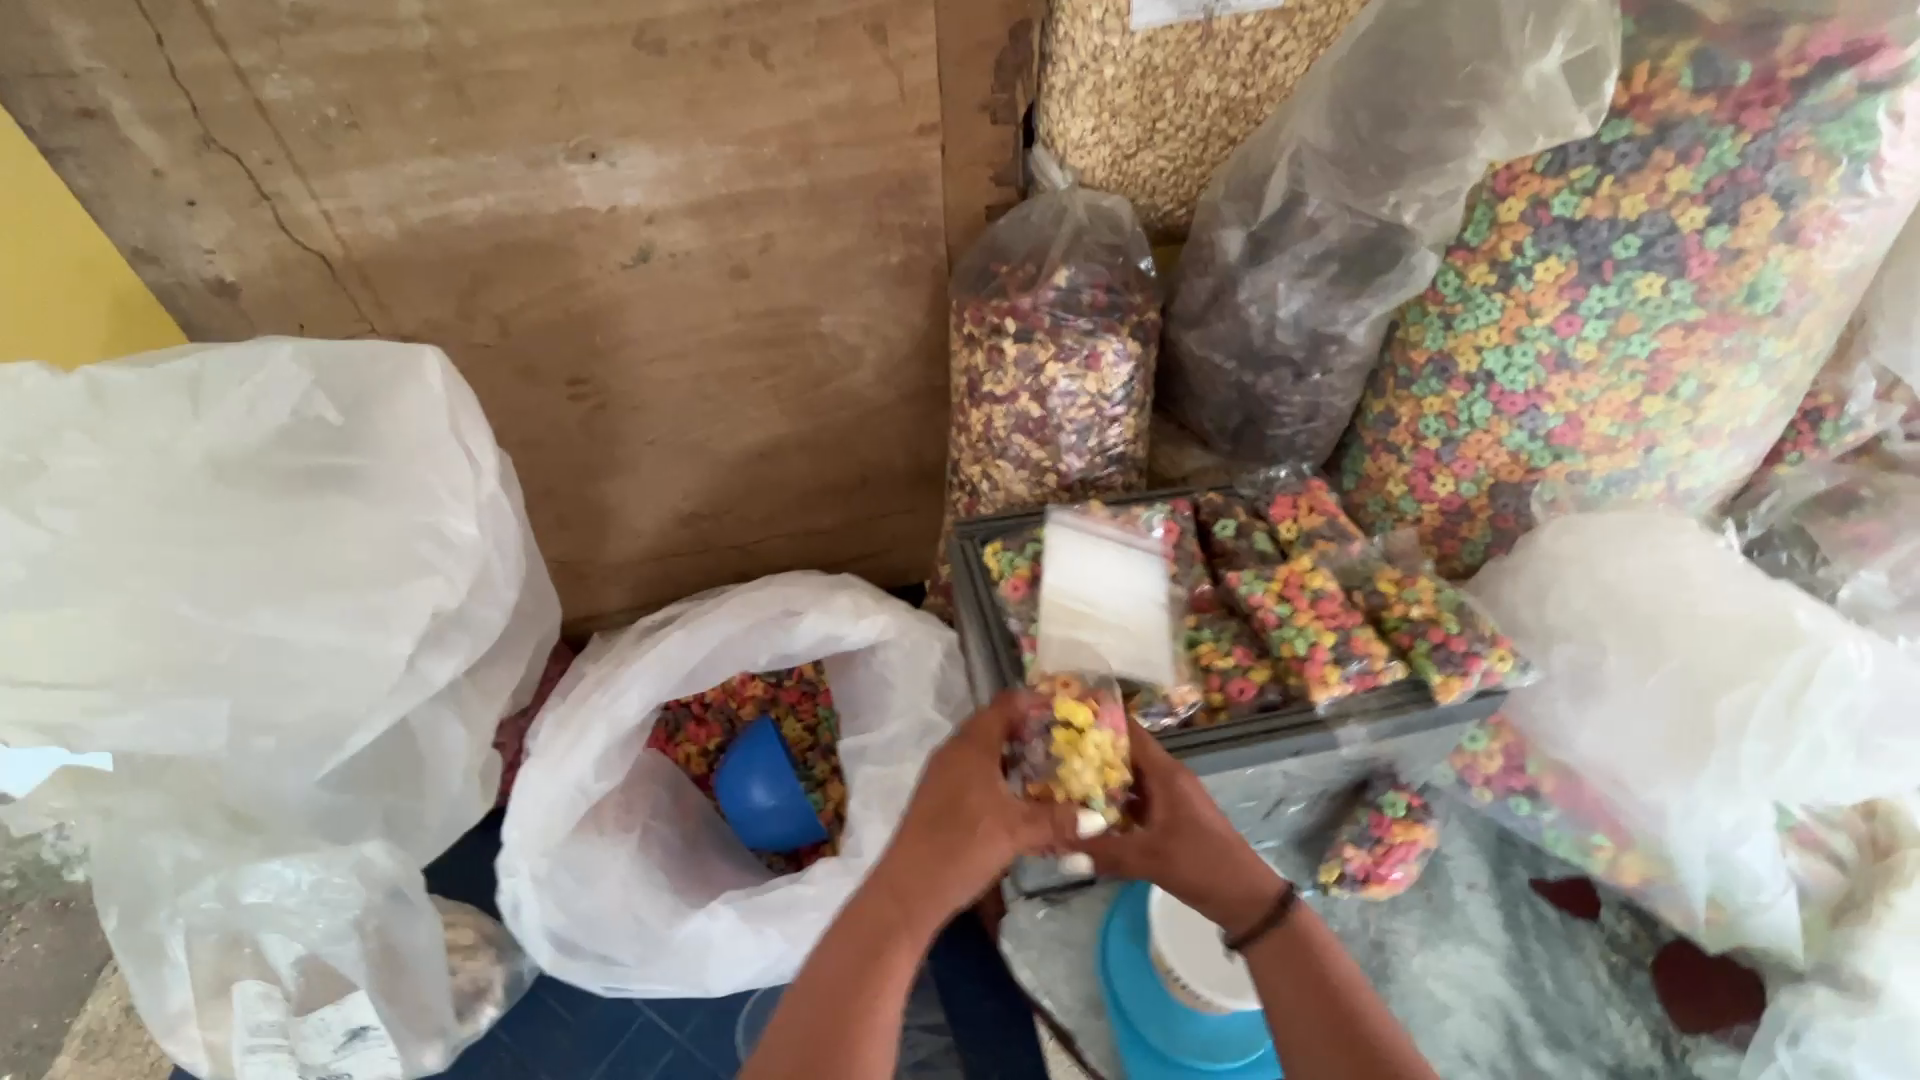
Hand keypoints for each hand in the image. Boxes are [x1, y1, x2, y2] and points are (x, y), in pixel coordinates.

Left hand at [870, 691, 1078, 931]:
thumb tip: (1099, 818)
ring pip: (984, 752)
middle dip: (1029, 730)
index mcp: (971, 745)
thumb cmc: (963, 846)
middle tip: (1065, 739)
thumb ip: (1057, 820)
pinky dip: (999, 776)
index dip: (1034, 701)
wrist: (908, 890)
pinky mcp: (940, 797)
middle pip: (994, 725)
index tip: (1066, 707)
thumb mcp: (1017, 831)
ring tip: (1049, 768)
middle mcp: (954, 751)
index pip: (1005, 704)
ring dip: (1014, 756)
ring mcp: (943, 774)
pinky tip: (1019, 799)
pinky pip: (974, 772)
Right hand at [1077, 721, 1287, 936]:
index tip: (1067, 718)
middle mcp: (1168, 779)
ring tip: (1063, 780)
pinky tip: (1089, 815)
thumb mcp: (1148, 858)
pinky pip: (1137, 803)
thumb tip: (1058, 843)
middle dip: (1092, 754)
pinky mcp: (1170, 820)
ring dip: (1102, 782)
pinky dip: (1115, 805)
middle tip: (1053, 753)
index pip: (1131, 733)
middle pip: (1126, 755)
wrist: (1246, 898)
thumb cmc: (1201, 865)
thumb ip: (1102, 851)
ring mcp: (1170, 800)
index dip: (1102, 721)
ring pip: (1131, 781)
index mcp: (1166, 774)